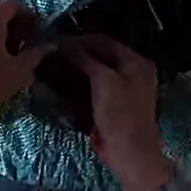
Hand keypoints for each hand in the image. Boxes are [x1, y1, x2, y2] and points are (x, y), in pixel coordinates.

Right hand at [61, 35, 171, 190]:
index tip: (56, 41)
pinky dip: (81, 76)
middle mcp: (133, 70)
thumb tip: (64, 44)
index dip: (79, 39)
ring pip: (97, 67)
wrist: (128, 151)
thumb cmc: (119, 113)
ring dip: (78, 63)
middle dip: (77, 50)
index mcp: (136, 61)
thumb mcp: (103, 80)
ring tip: (56, 62)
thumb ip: (85, 58)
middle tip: (54, 51)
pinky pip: (96, 81)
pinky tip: (65, 76)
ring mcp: (125, 86)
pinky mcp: (114, 100)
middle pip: (101, 52)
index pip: (104, 41)